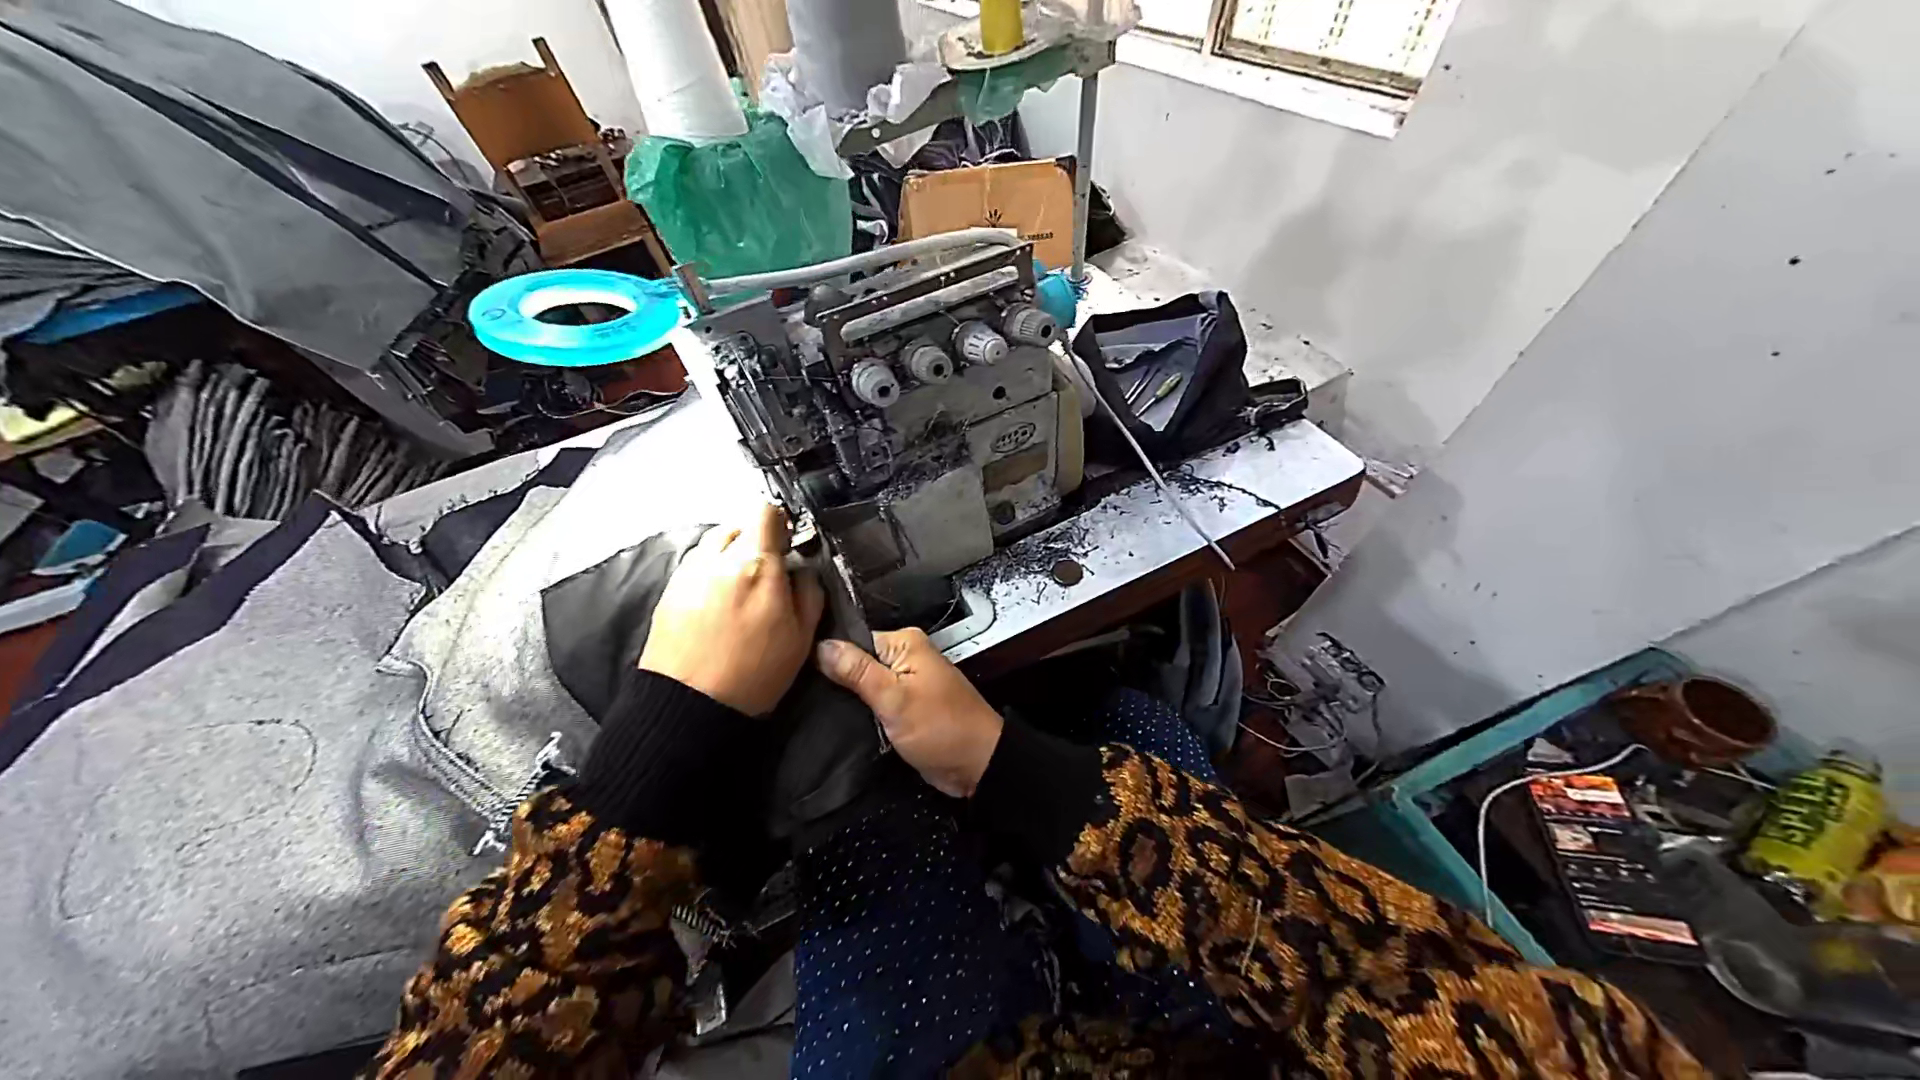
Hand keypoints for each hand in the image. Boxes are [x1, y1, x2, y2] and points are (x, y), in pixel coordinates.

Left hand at [640, 505, 824, 715]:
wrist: (689, 705)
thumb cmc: (754, 674)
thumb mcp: (801, 637)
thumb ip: (809, 592)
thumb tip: (803, 570)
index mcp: (758, 565)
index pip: (766, 512)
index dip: (781, 522)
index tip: (788, 542)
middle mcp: (719, 559)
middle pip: (739, 524)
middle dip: (757, 538)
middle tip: (768, 568)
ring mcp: (690, 572)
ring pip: (715, 542)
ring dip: (731, 552)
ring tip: (741, 583)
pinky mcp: (670, 590)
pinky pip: (696, 563)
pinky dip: (711, 570)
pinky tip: (719, 599)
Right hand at [815, 628, 1002, 796]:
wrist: (977, 765)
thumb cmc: (940, 728)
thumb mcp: (894, 698)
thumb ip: (857, 671)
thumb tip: (821, 644)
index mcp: (905, 642)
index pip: (853, 639)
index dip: (828, 656)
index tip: (800, 671)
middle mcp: (905, 656)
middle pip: (857, 661)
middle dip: (835, 679)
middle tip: (801, 695)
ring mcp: (905, 682)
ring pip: (863, 684)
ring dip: (846, 698)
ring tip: (811, 709)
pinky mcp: (904, 706)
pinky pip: (874, 702)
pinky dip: (860, 712)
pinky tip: (836, 720)